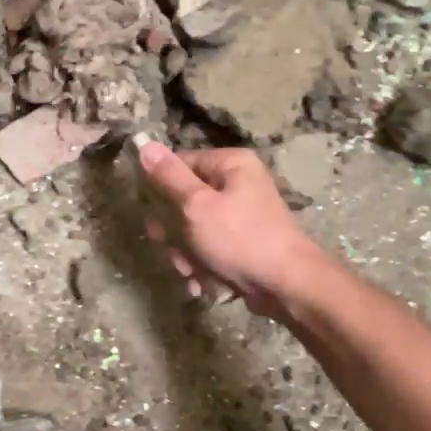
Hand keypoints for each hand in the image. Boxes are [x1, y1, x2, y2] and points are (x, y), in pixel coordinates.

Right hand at [136, 142, 326, 316]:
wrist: (285, 285)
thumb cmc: (239, 239)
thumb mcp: (197, 205)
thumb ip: (168, 176)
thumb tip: (145, 144)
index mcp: (231, 164)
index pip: (179, 165)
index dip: (160, 190)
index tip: (153, 216)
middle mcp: (237, 183)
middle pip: (183, 201)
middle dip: (173, 233)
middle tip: (174, 249)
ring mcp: (239, 214)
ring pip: (191, 230)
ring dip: (184, 254)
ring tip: (192, 272)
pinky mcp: (240, 241)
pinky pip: (207, 247)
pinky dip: (200, 265)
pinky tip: (202, 282)